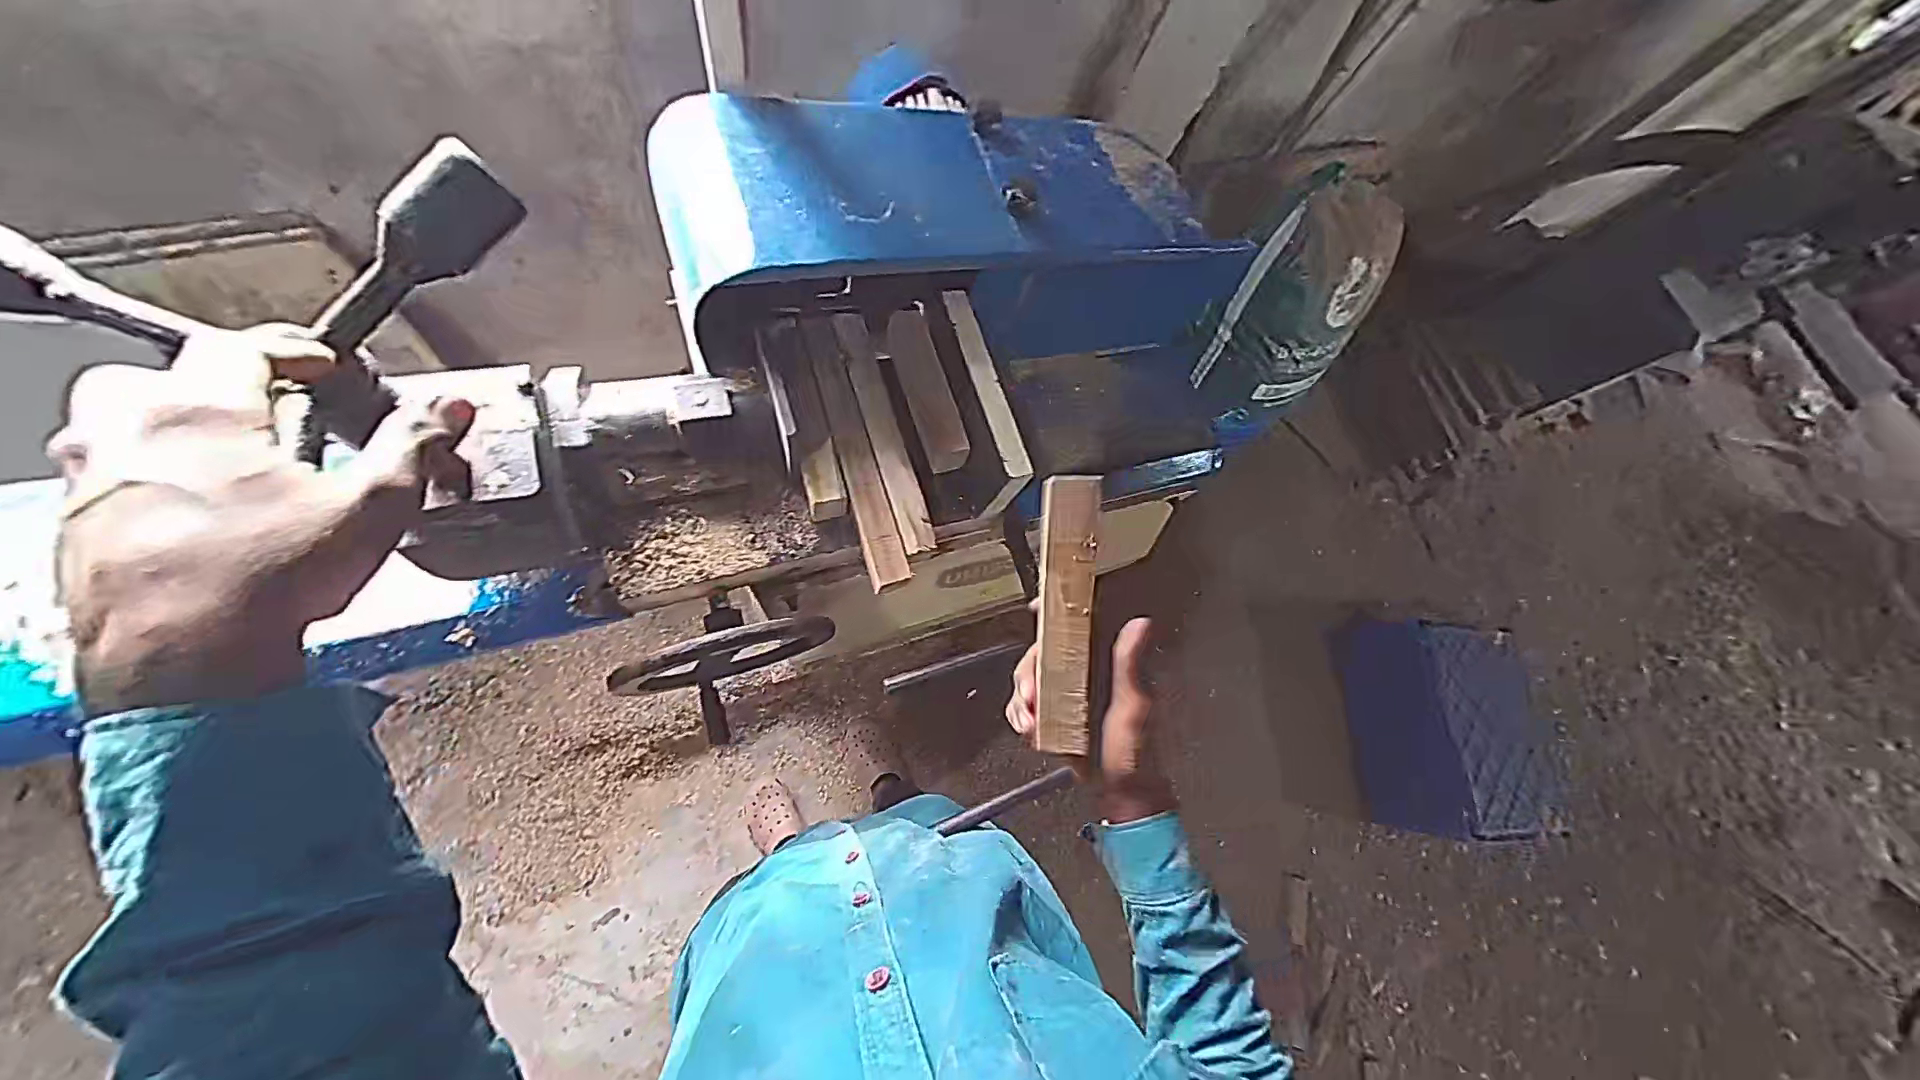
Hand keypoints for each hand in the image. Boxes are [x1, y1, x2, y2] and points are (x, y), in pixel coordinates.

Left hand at [49, 324, 473, 713]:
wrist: (186, 667)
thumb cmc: (266, 583)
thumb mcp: (375, 505)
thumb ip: (414, 446)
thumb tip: (447, 408)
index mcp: (196, 417)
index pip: (241, 347)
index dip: (296, 350)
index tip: (325, 363)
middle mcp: (126, 439)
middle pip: (160, 376)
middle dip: (220, 384)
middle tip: (273, 411)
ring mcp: (93, 486)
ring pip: (116, 424)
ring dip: (175, 428)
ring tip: (238, 460)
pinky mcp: (80, 533)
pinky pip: (112, 479)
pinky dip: (158, 477)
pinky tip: (211, 512)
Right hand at [1006, 616, 1176, 823]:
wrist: (1122, 794)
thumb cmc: (1136, 753)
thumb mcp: (1134, 705)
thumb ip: (1129, 664)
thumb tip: (1139, 624)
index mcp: (1103, 663)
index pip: (1075, 629)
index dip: (1053, 617)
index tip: (1036, 609)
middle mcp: (1081, 674)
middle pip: (1041, 654)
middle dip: (1028, 673)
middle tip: (1029, 695)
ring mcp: (1064, 694)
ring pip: (1028, 679)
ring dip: (1021, 699)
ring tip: (1030, 720)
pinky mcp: (1052, 714)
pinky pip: (1024, 705)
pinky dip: (1019, 715)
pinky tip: (1029, 728)